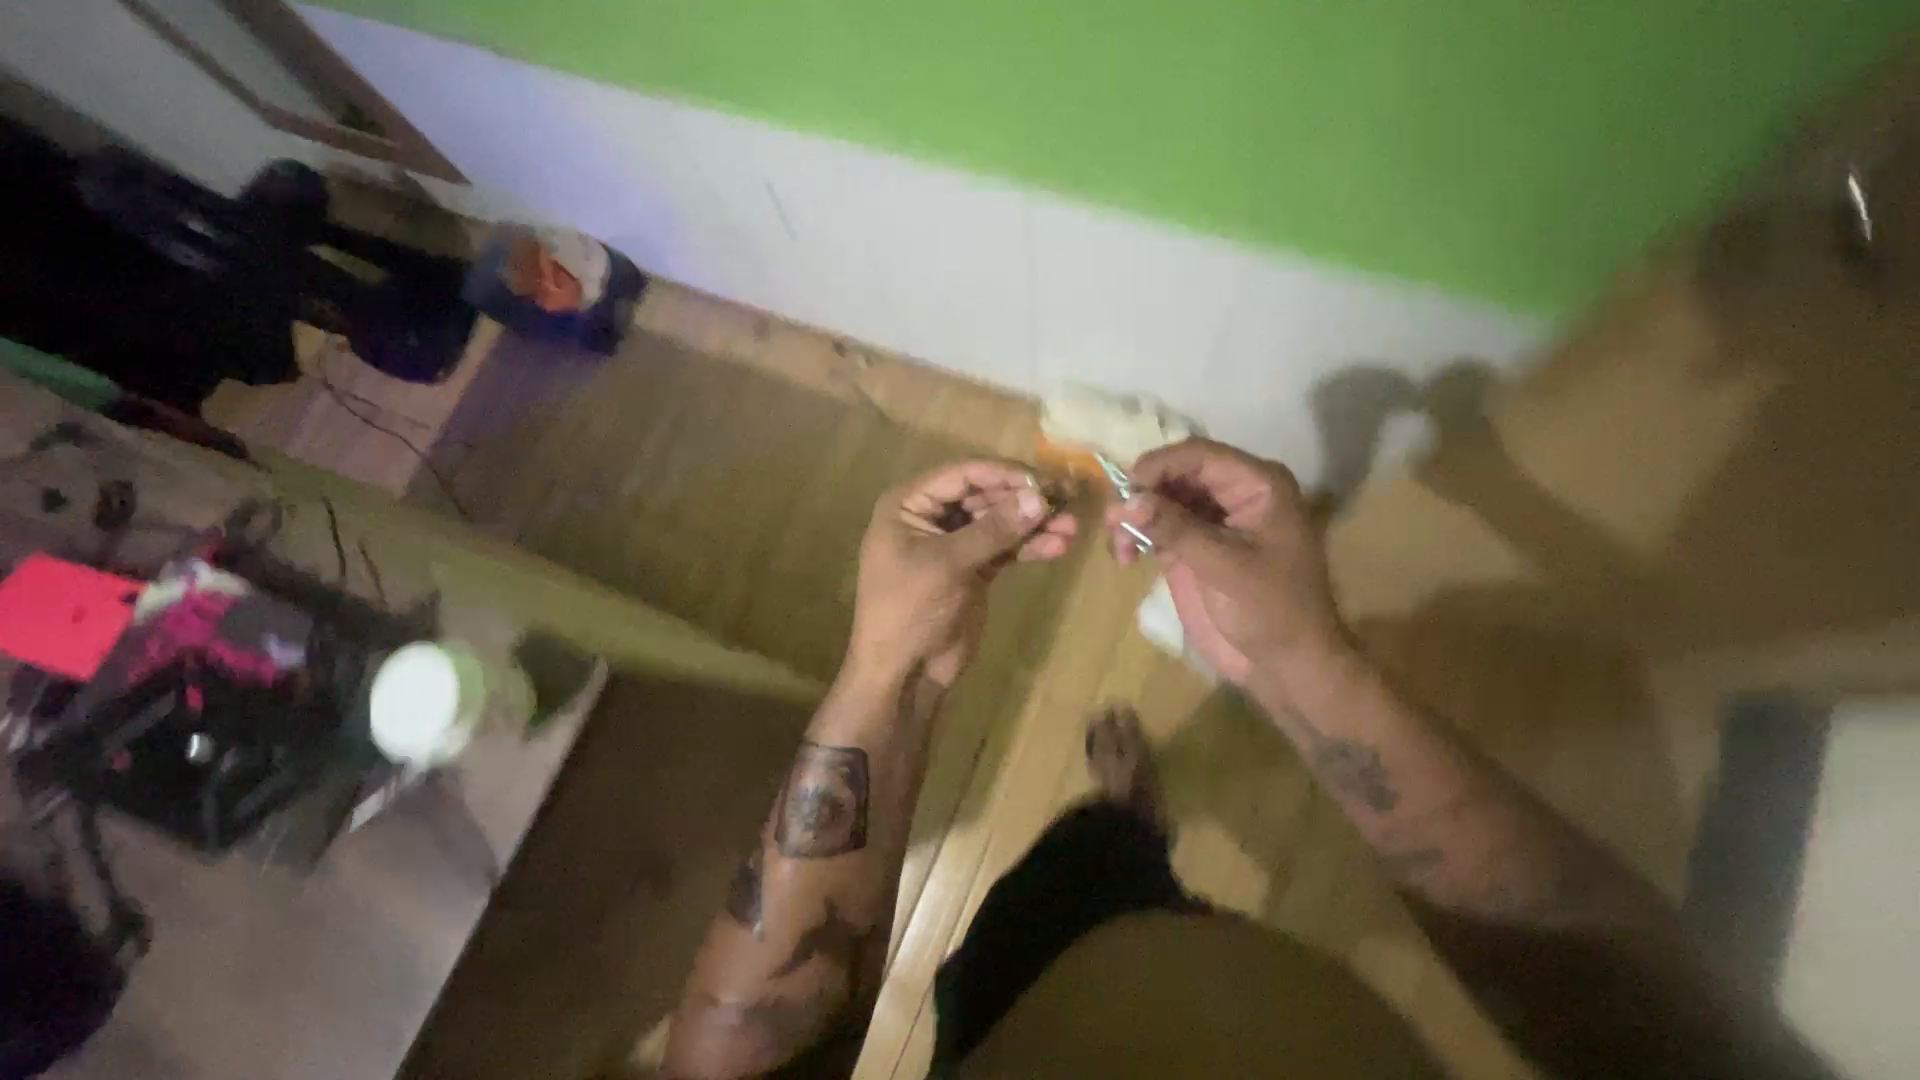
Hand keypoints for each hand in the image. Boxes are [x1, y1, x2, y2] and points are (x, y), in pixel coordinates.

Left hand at [850, 461, 1076, 685]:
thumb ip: (994, 529)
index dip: (1004, 474)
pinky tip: (1058, 546)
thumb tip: (1040, 496)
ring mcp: (953, 543)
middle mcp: (930, 516)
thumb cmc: (908, 609)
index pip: (963, 474)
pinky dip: (1029, 546)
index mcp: (909, 503)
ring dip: (1033, 523)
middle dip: (1024, 499)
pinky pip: (1005, 548)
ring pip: (999, 522)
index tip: (1044, 481)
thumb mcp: (947, 564)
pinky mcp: (974, 569)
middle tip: (1067, 500)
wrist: (903, 671)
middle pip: (984, 495)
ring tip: (1072, 527)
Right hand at [1105, 438, 1346, 684]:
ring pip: (1160, 499)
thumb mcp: (1225, 566)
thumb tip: (1127, 501)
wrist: (1285, 664)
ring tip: (1117, 547)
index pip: (1198, 456)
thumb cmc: (1271, 610)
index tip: (1124, 490)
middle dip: (1141, 493)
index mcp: (1256, 485)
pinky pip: (1157, 527)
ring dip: (1133, 517)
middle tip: (1113, 522)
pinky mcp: (1193, 547)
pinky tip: (1124, 557)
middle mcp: (1233, 494)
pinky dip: (1136, 536)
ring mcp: (1211, 521)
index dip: (1158, 465)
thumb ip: (1177, 529)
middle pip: (1174, 473)